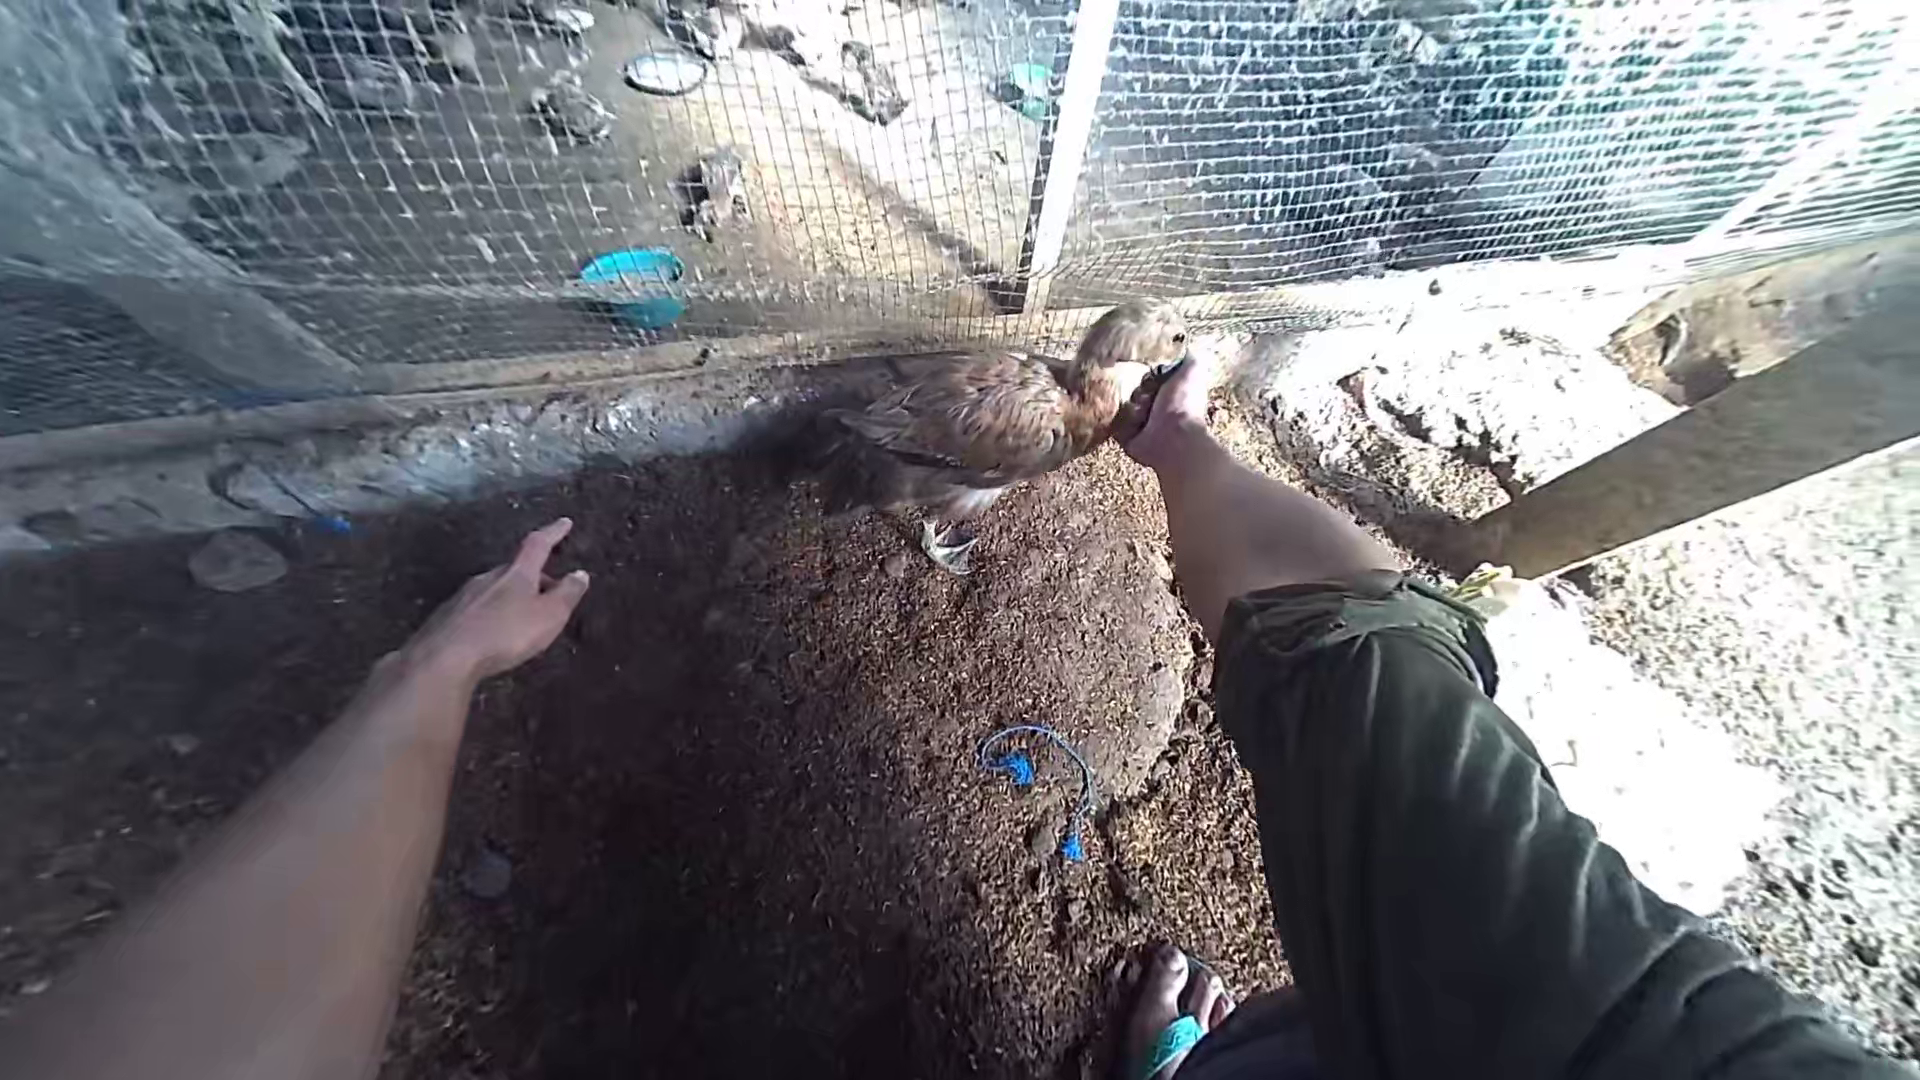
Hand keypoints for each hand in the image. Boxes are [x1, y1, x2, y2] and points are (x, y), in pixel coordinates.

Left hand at [402, 518, 590, 682]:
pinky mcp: (447, 618)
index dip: (553, 533)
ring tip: (526, 616)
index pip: (538, 545)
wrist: (442, 660)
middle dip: (535, 577)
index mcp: (517, 574)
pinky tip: (497, 632)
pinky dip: (495, 614)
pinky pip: (479, 608)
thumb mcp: (551, 615)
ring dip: (514, 596)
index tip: (564, 522)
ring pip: (496, 589)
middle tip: (552, 591)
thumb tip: (579, 574)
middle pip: (516, 570)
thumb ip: (568, 593)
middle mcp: (488, 577)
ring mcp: (464, 597)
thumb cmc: (506, 633)